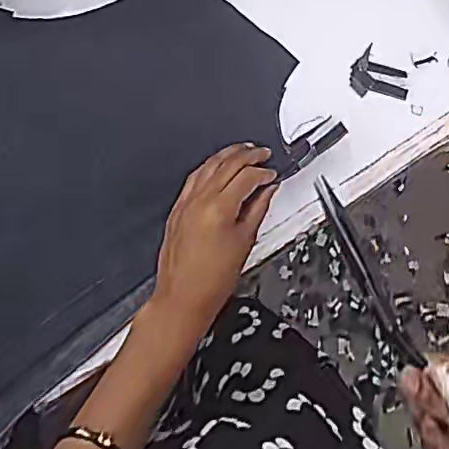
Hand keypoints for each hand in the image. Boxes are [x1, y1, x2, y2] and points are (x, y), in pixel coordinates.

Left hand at [146, 144, 276, 338]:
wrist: (182, 297)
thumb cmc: (211, 280)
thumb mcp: (245, 241)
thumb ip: (257, 209)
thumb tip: (267, 191)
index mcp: (220, 207)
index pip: (246, 176)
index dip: (263, 172)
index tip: (271, 174)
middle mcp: (200, 200)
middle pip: (227, 164)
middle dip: (248, 155)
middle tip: (262, 153)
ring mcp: (186, 203)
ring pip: (209, 165)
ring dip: (227, 155)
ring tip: (242, 150)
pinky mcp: (177, 208)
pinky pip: (194, 177)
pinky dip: (208, 166)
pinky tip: (215, 165)